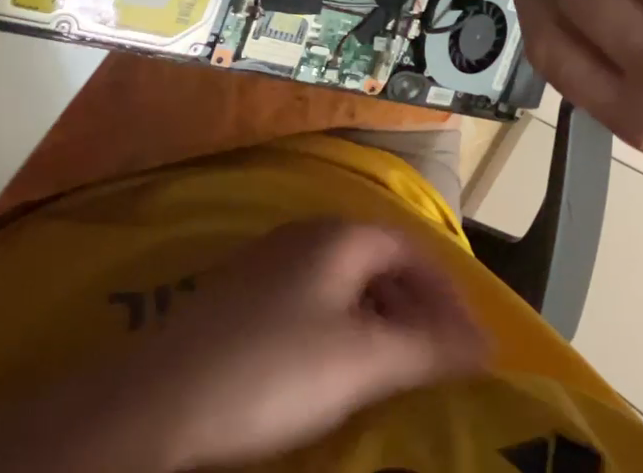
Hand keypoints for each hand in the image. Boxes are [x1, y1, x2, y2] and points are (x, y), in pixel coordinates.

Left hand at [0, 220, 485, 472]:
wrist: (155, 405)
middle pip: (377, 261)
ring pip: (341, 284)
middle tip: (439, 354)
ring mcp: (264, 267)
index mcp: (337, 238)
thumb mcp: (363, 360)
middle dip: (415, 305)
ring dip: (379, 319)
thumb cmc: (272, 369)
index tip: (472, 341)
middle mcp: (301, 238)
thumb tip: (488, 345)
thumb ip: (430, 347)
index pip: (411, 248)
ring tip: (395, 367)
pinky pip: (310, 304)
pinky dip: (340, 331)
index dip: (448, 292)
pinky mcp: (237, 302)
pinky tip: (335, 371)